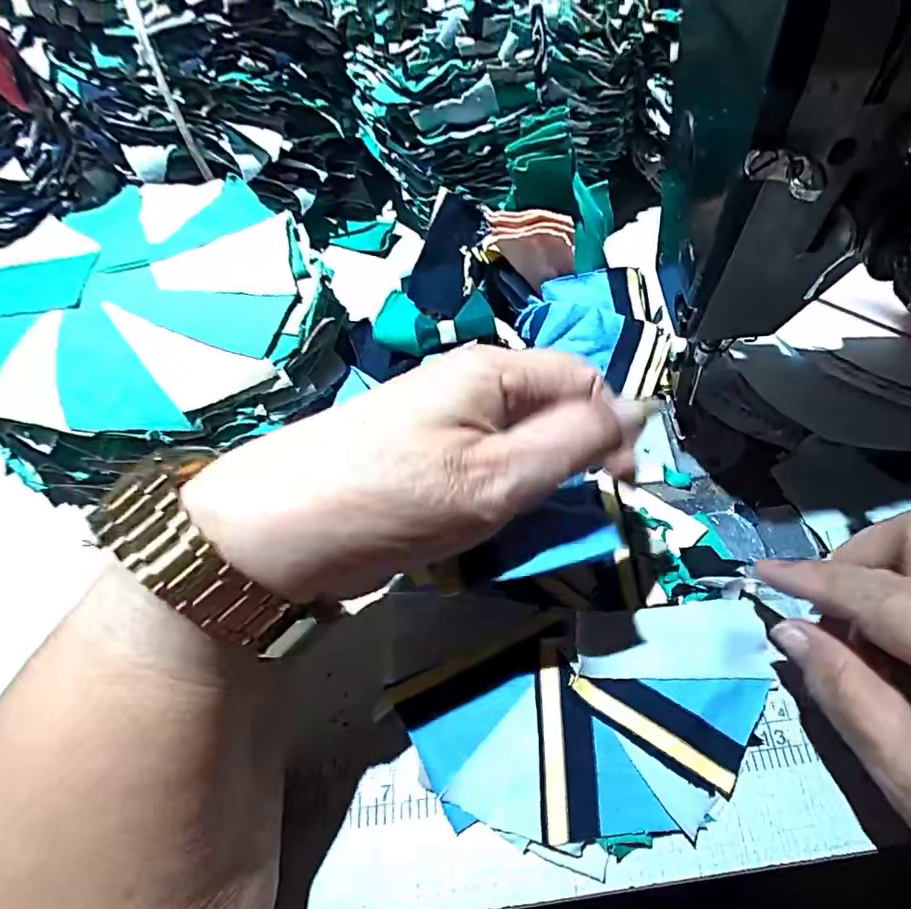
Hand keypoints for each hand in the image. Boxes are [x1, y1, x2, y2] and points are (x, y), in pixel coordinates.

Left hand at [180, 346, 648, 601]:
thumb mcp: (502, 476)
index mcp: (494, 370)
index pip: (586, 379)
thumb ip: (577, 441)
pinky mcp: (429, 452)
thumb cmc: (396, 499)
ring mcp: (448, 418)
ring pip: (527, 439)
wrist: (273, 535)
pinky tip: (498, 516)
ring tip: (534, 516)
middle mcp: (473, 382)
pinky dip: (511, 488)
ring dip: (545, 477)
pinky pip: (494, 461)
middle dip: (580, 454)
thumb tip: (637, 411)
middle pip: (556, 407)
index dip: (615, 426)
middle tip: (578, 507)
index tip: (619, 484)